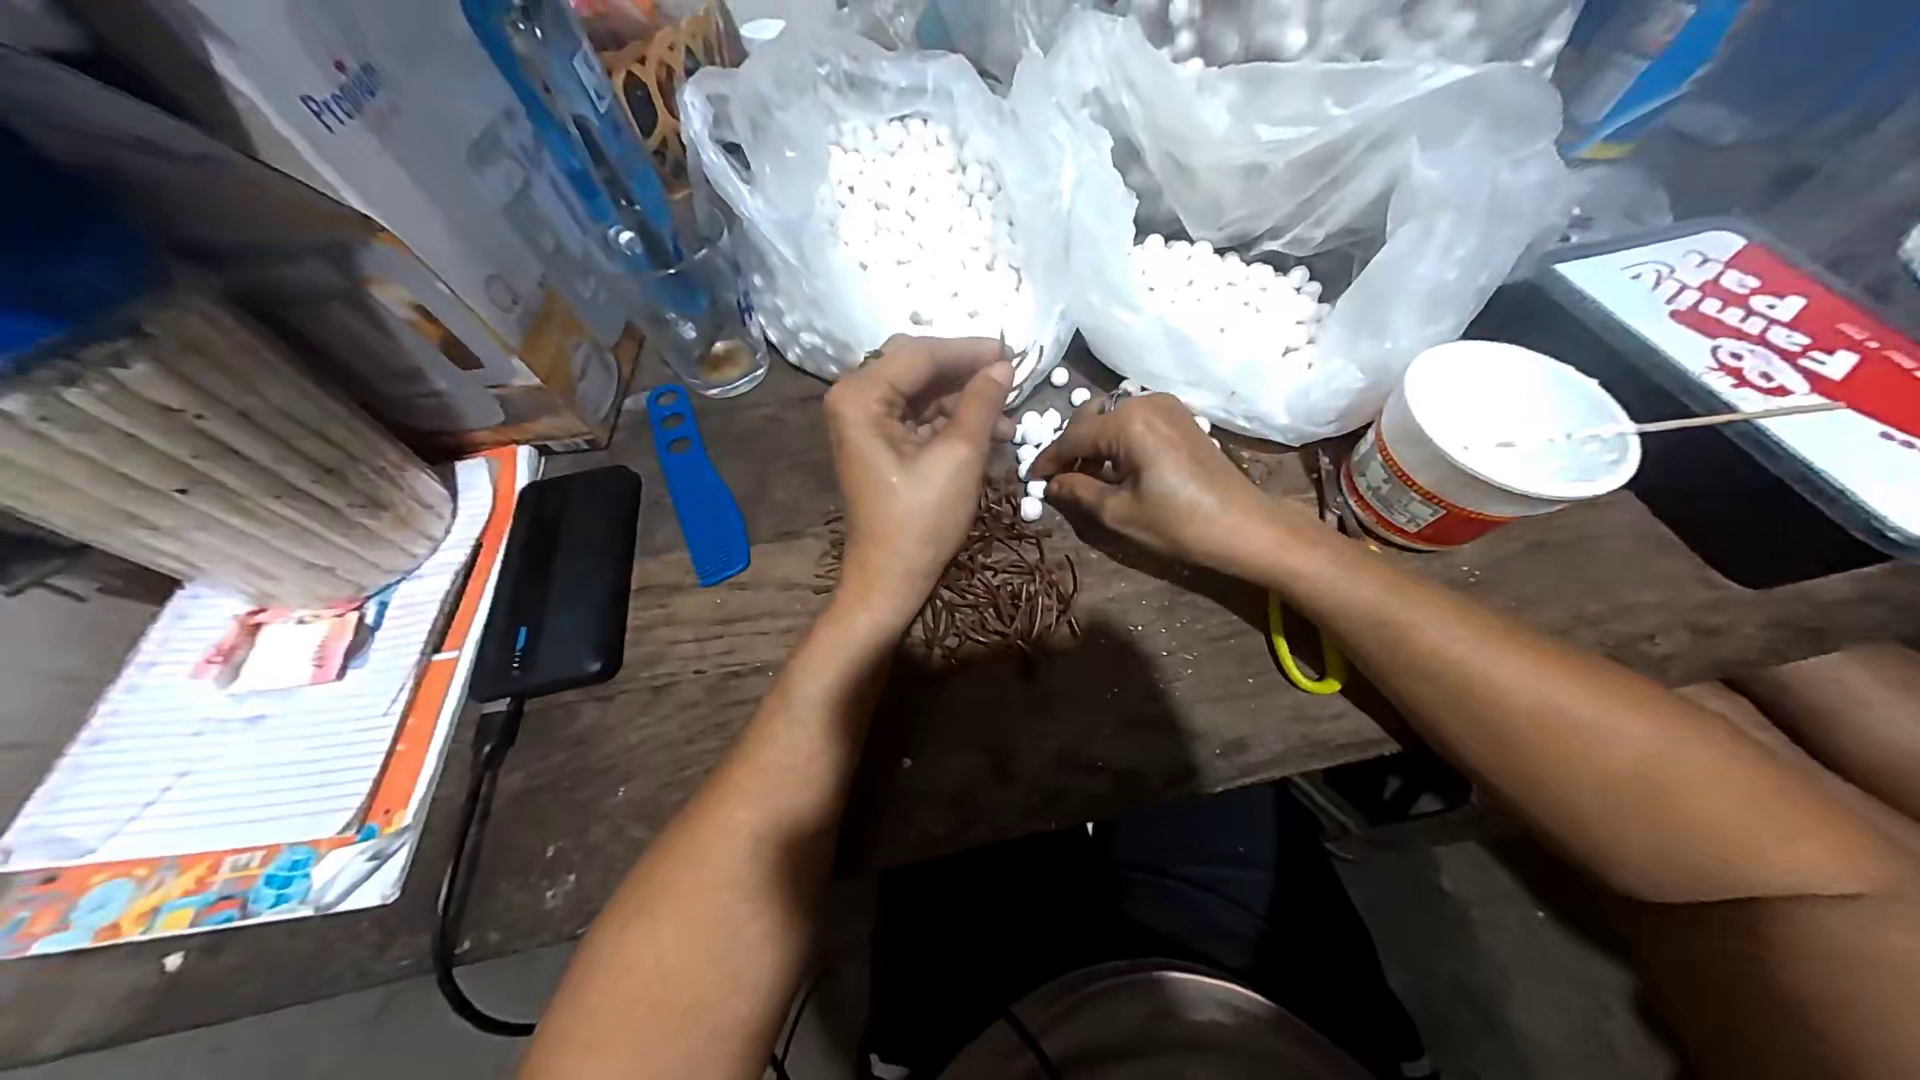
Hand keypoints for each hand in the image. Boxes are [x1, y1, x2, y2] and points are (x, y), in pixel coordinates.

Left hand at [824, 336, 1013, 624]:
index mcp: (860, 396)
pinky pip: (918, 415)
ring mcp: (864, 421)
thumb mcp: (959, 457)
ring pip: (921, 390)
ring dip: (964, 398)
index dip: (970, 350)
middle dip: (966, 372)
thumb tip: (1005, 365)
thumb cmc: (921, 521)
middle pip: (918, 366)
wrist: (890, 579)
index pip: (921, 354)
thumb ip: (981, 402)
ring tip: (1009, 416)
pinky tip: (989, 431)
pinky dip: (951, 419)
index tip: (1015, 351)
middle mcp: (854, 399)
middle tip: (1011, 376)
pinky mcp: (878, 442)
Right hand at [1031, 393, 1315, 577]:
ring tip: (1084, 476)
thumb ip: (1079, 491)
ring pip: (1111, 416)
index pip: (1073, 437)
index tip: (1030, 478)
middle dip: (1070, 446)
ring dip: (1093, 442)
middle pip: (1090, 417)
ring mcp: (1166, 406)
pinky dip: (1116, 439)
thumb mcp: (1119, 512)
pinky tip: (1113, 467)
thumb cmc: (1179, 523)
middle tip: (1057, 478)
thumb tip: (1051, 485)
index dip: (1048, 460)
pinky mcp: (1180, 418)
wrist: (1245, 526)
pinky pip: (1134, 420)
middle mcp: (1145, 401)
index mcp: (1128, 421)